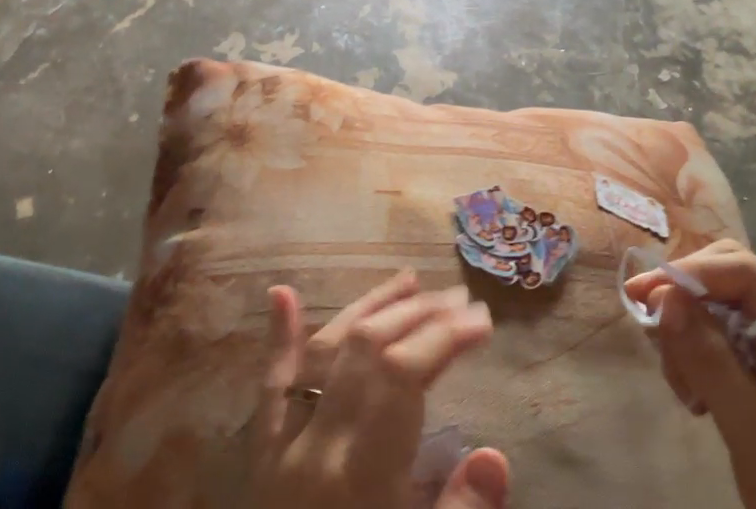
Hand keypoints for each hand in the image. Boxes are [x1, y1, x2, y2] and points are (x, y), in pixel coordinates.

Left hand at [250, 270, 510, 508]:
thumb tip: (495, 455)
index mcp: (361, 474)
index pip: (403, 374)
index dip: (445, 336)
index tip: (484, 321)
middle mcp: (316, 444)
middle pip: (369, 352)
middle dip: (420, 315)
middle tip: (463, 301)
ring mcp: (282, 443)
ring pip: (324, 353)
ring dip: (369, 309)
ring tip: (408, 280)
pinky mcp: (260, 454)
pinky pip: (268, 386)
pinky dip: (278, 338)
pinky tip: (280, 294)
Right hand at [625, 241, 755, 508]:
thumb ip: (712, 366)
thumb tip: (662, 295)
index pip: (754, 278)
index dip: (694, 272)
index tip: (641, 292)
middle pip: (741, 283)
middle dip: (690, 299)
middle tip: (651, 333)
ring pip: (730, 310)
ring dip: (693, 334)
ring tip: (684, 389)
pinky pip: (734, 342)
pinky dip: (703, 357)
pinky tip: (695, 395)